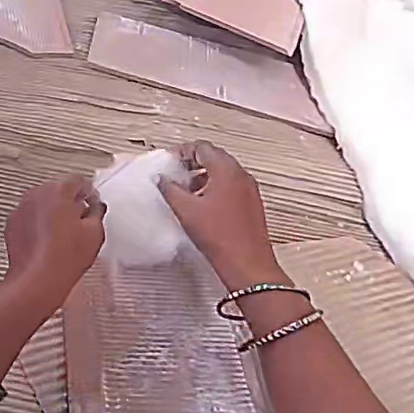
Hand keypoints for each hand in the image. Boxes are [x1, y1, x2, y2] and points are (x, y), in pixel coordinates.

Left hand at [3, 175, 105, 308]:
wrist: (37, 280)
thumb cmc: (62, 258)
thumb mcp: (94, 233)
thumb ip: (97, 212)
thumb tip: (94, 209)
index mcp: (58, 191)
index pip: (78, 180)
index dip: (89, 193)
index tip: (93, 202)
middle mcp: (36, 195)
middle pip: (58, 189)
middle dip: (70, 202)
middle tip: (81, 220)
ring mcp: (22, 209)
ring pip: (42, 203)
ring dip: (53, 212)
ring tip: (65, 234)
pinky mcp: (13, 224)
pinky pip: (30, 217)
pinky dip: (38, 224)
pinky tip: (49, 241)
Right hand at [156, 142, 282, 288]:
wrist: (246, 264)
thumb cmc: (220, 237)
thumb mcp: (186, 210)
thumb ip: (170, 189)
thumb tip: (162, 179)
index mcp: (227, 171)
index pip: (203, 148)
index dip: (183, 151)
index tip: (169, 160)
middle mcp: (242, 176)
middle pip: (214, 157)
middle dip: (192, 162)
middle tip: (175, 171)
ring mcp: (249, 190)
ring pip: (223, 172)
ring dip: (202, 175)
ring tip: (184, 189)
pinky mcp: (251, 204)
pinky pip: (231, 186)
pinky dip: (214, 187)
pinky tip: (200, 203)